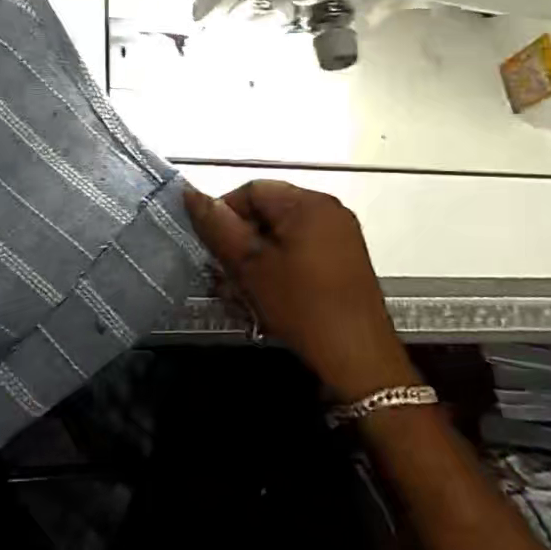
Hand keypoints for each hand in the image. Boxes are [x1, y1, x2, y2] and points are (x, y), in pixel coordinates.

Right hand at [184, 182, 418, 400]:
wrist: (359, 360)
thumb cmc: (301, 306)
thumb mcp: (249, 265)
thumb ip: (217, 225)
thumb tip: (191, 194)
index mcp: (307, 203)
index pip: (249, 190)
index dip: (224, 214)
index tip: (214, 248)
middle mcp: (328, 209)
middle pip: (266, 210)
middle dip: (241, 238)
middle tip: (227, 272)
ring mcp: (341, 234)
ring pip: (281, 232)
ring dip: (257, 255)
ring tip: (246, 288)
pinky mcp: (346, 258)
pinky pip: (300, 247)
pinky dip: (279, 263)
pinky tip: (270, 292)